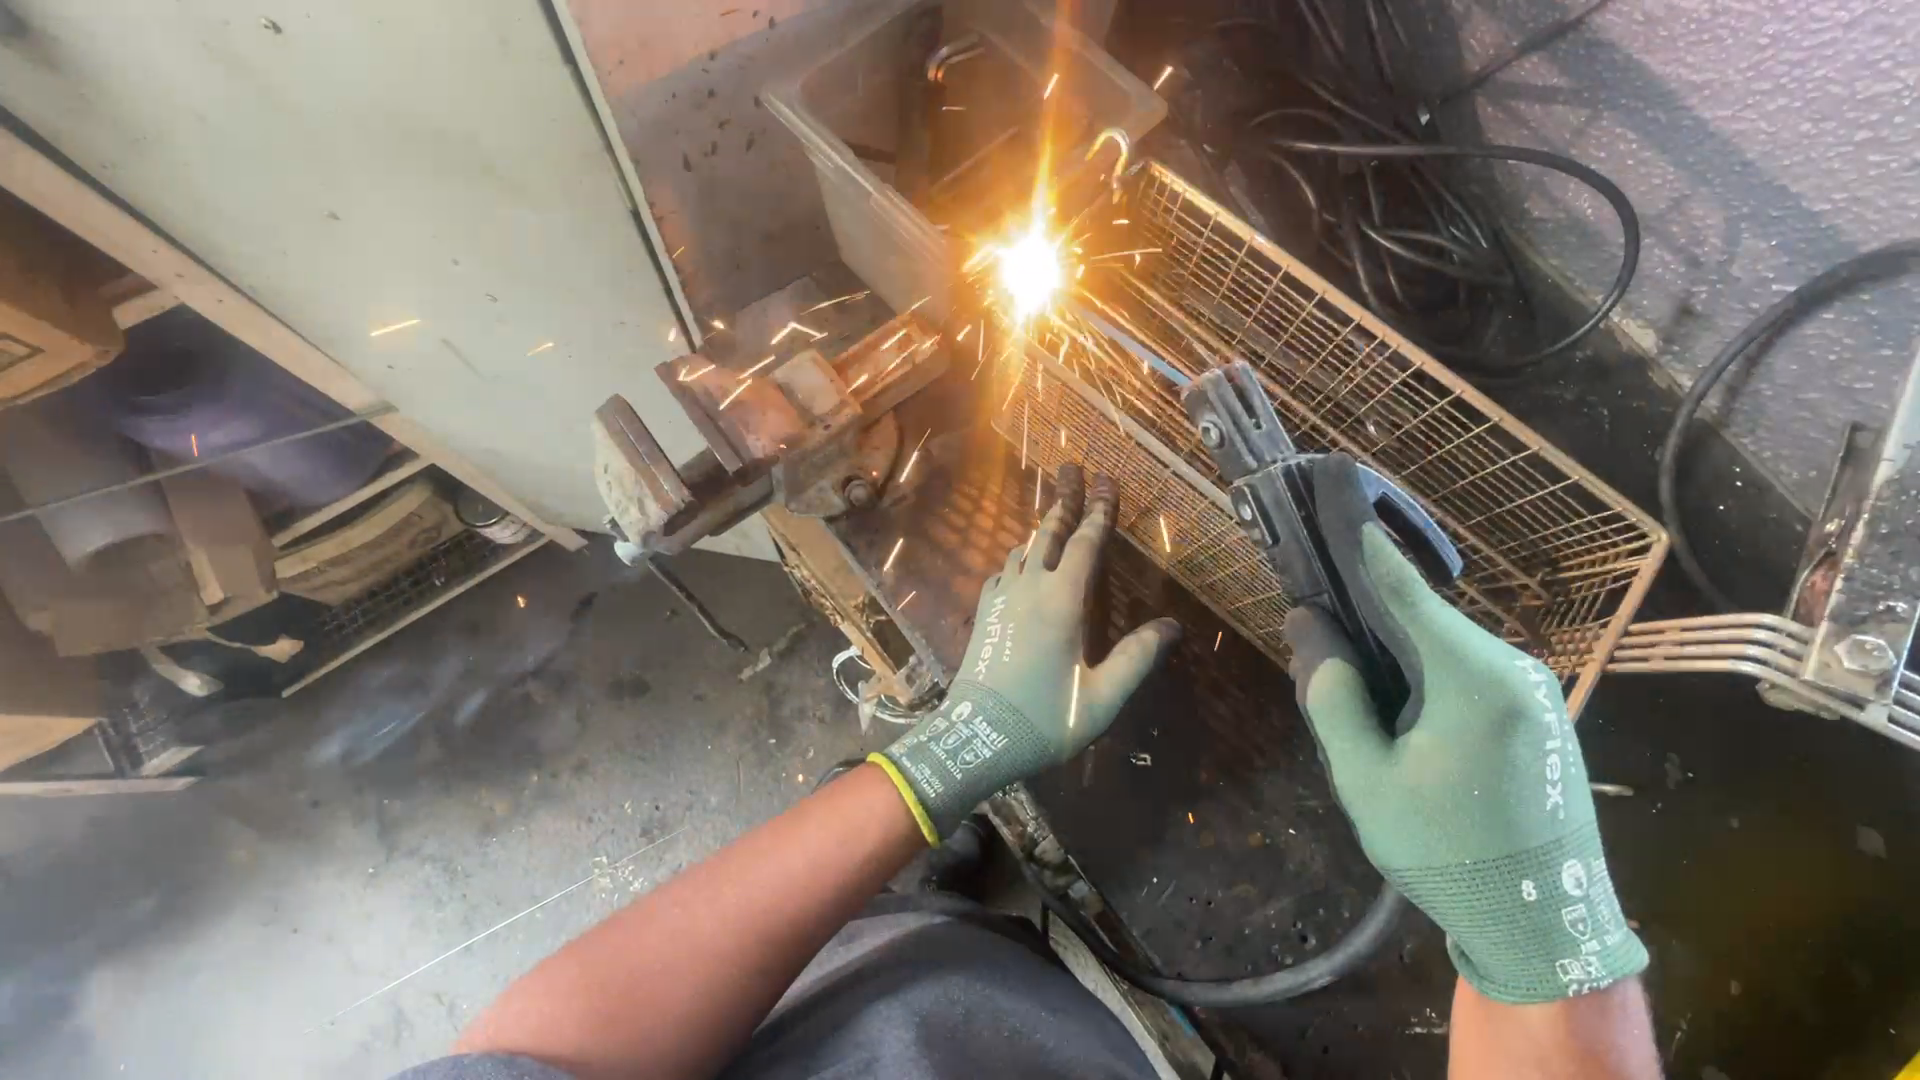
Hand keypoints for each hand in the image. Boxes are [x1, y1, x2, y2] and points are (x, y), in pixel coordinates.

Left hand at [874, 465, 1181, 842]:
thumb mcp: (1101, 698)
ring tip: (1053, 512)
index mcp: (1062, 602)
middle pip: (1047, 534)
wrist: (975, 738)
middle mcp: (1028, 589)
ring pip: (1022, 551)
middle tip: (1071, 468)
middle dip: (1064, 500)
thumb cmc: (1045, 721)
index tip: (1108, 482)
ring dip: (1041, 528)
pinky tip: (1019, 562)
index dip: (1099, 512)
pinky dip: (1018, 558)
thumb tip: (1171, 626)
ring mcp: (1000, 600)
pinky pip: (1002, 572)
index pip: (1084, 544)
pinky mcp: (983, 615)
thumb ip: (1137, 658)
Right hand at [1284, 453, 1646, 1003]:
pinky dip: (1417, 675)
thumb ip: (1332, 693)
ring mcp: (1532, 690)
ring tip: (1344, 689)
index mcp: (1474, 675)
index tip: (1329, 496)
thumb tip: (1307, 623)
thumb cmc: (1444, 850)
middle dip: (1359, 620)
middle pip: (1417, 617)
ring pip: (1438, 646)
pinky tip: (1391, 713)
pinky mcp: (1536, 713)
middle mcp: (1512, 667)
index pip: (1402, 587)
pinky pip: (1462, 671)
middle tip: (1308, 645)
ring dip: (1387, 655)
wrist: (1545, 927)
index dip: (1359, 544)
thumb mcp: (1365, 776)